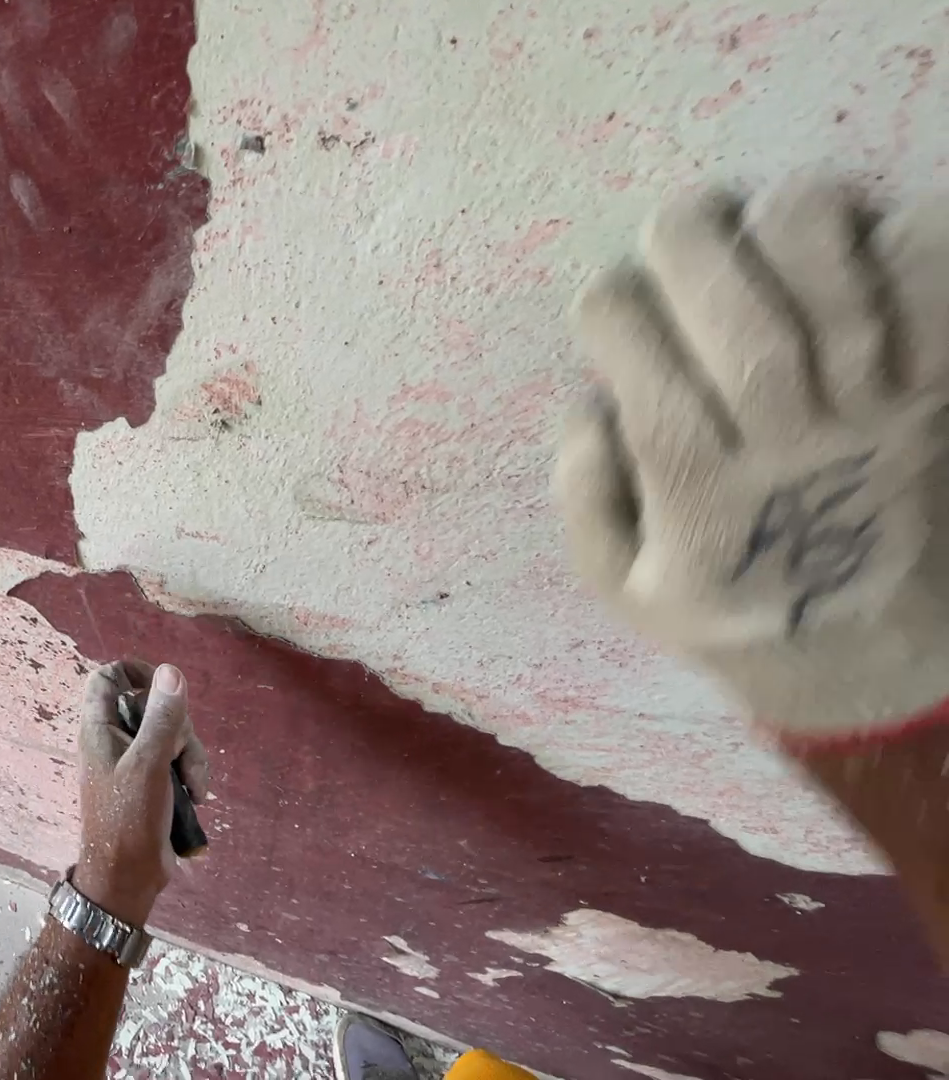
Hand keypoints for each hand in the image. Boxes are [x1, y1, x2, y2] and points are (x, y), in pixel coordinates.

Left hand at [75, 660, 208, 924]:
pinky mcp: (152, 781)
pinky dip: (190, 773)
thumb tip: (171, 672)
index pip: (108, 678)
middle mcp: (115, 738)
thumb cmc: (128, 819)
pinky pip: (177, 760)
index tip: (166, 687)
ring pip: (171, 735)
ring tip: (196, 789)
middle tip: (182, 758)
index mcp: (100, 728)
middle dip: (179, 730)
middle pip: (153, 707)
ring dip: (190, 757)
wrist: (128, 877)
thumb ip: (161, 718)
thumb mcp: (148, 765)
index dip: (135, 672)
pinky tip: (197, 797)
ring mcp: (134, 760)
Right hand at [556, 177, 948, 740]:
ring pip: (854, 317)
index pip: (656, 399)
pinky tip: (882, 217)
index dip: (621, 331)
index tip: (594, 295)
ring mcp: (873, 427)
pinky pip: (944, 321)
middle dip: (704, 263)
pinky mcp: (930, 407)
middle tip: (669, 214)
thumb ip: (583, 499)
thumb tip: (585, 411)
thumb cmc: (704, 600)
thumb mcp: (611, 578)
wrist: (847, 638)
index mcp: (699, 501)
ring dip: (814, 241)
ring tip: (769, 197)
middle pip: (754, 343)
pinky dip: (924, 258)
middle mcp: (791, 455)